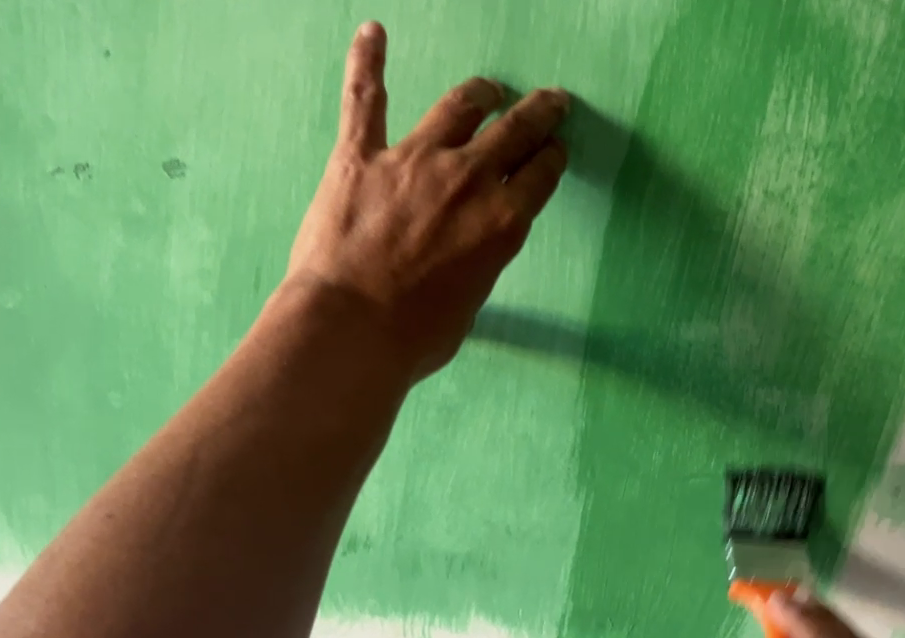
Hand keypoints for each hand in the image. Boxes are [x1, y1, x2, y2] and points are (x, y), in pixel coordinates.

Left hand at [286, 23, 571, 381]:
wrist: (350, 329)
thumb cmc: (414, 337)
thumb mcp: (468, 306)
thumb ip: (475, 264)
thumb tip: (466, 253)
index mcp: (501, 224)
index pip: (539, 176)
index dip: (550, 160)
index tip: (554, 152)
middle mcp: (467, 180)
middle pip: (513, 132)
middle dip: (537, 115)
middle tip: (550, 103)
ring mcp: (413, 160)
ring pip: (456, 108)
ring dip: (479, 94)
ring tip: (489, 89)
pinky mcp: (360, 156)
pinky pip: (363, 99)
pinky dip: (367, 63)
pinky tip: (372, 33)